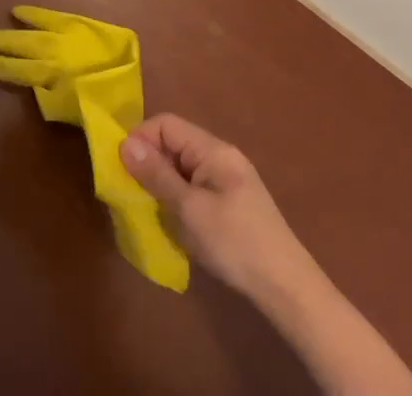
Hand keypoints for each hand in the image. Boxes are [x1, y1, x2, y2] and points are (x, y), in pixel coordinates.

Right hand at [0, 6, 138, 124]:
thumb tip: (36, 86)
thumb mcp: (78, 114)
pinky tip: (21, 11)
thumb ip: (55, 99)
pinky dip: (38, 14)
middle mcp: (61, 54)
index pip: (18, 70)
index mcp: (58, 78)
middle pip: (24, 46)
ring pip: (36, 32)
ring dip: (14, 31)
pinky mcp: (86, 27)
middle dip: (0, 45)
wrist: (141, 96)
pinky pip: (57, 17)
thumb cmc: (111, 113)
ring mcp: (73, 37)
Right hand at [119, 113, 314, 299]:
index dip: (140, 139)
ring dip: (160, 182)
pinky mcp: (229, 202)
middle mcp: (221, 157)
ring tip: (150, 207)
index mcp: (214, 151)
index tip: (124, 169)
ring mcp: (227, 180)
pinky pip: (192, 185)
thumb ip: (156, 174)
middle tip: (132, 191)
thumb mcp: (189, 208)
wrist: (287, 288)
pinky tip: (173, 219)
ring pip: (180, 166)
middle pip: (172, 143)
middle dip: (148, 162)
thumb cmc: (235, 242)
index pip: (165, 124)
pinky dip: (175, 196)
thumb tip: (124, 143)